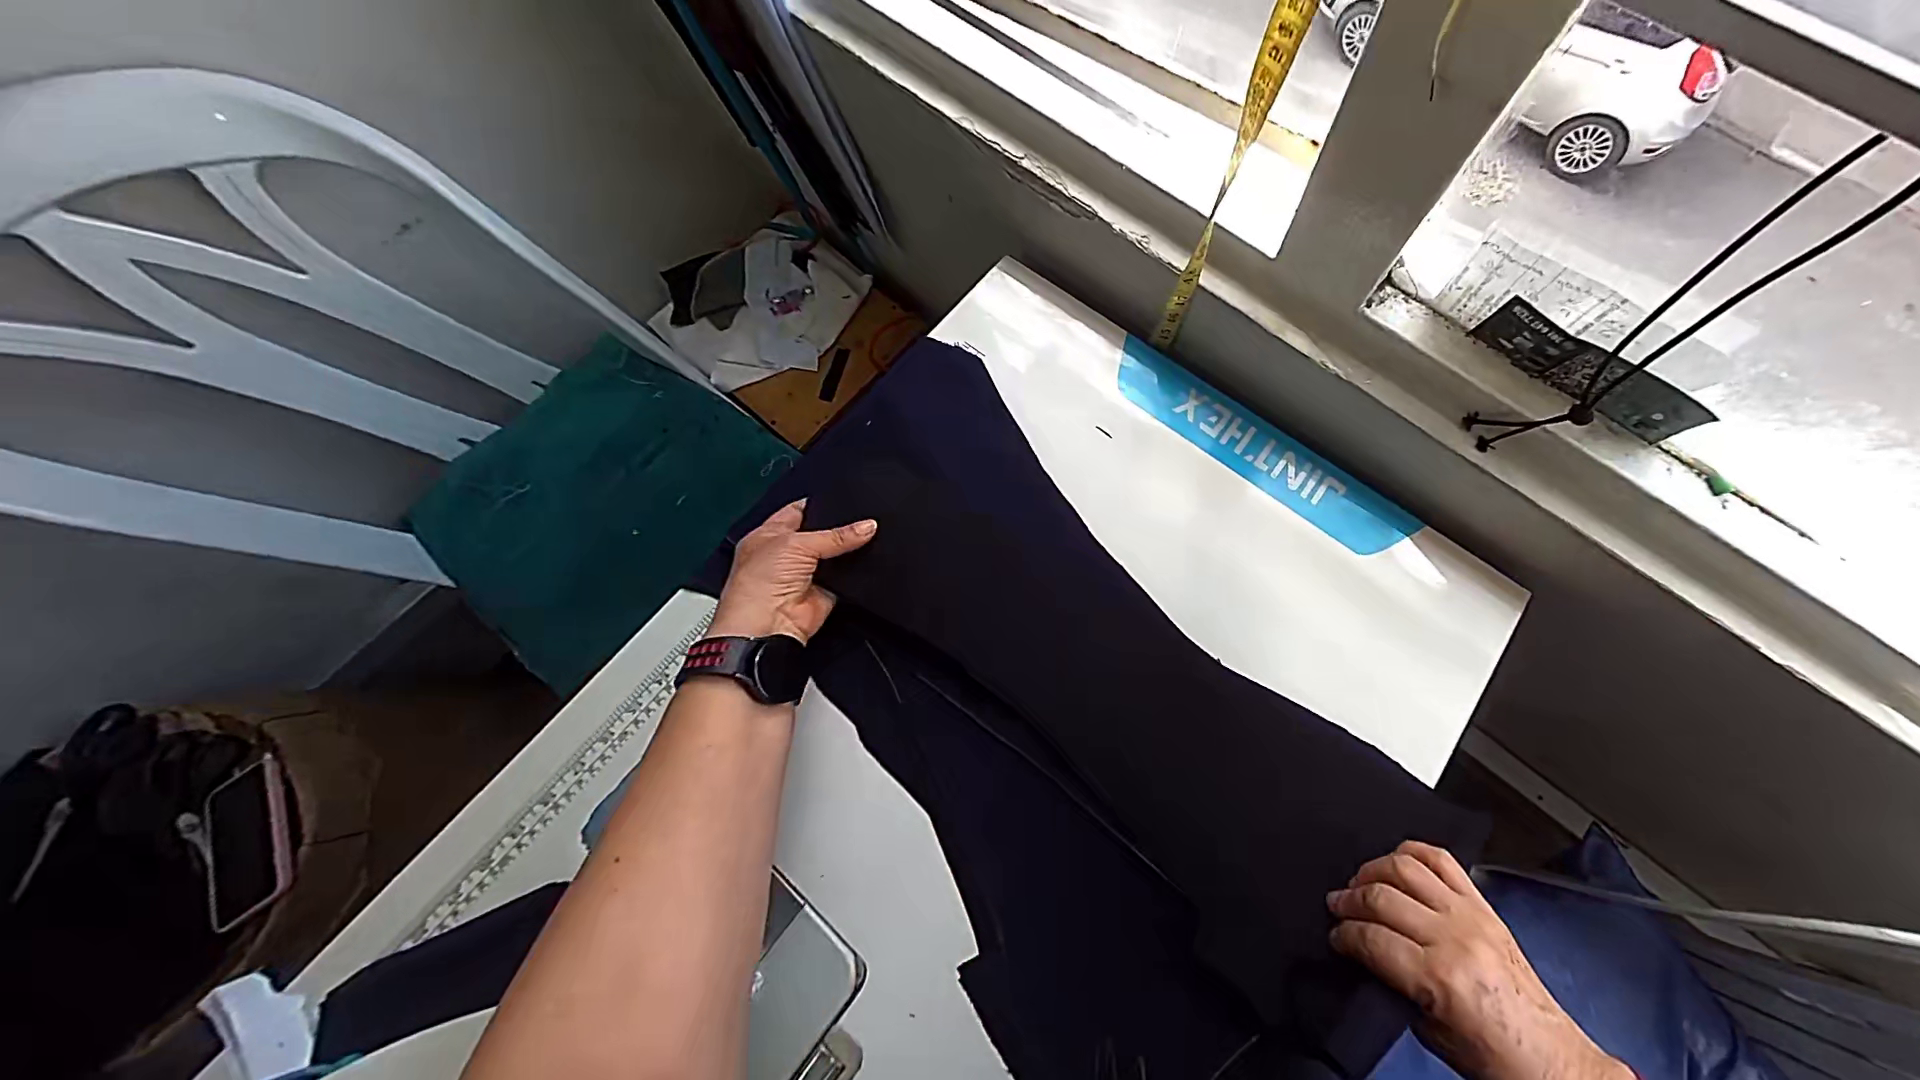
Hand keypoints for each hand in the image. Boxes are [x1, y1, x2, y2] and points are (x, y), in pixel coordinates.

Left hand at [710, 500, 876, 643]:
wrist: (767, 626)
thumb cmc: (757, 584)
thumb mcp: (796, 544)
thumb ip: (834, 535)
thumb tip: (867, 526)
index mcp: (770, 535)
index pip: (799, 511)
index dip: (820, 504)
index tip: (843, 498)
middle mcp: (788, 554)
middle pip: (821, 533)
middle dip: (838, 528)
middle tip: (860, 518)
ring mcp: (807, 574)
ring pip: (836, 555)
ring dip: (848, 551)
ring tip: (866, 537)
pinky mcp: (825, 592)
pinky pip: (846, 578)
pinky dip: (855, 572)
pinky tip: (866, 560)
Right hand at [1328, 841, 1632, 1079]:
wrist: (1553, 1060)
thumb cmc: (1495, 1055)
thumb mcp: (1428, 1030)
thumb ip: (1391, 980)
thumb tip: (1362, 948)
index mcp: (1441, 978)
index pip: (1369, 938)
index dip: (1342, 935)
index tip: (1335, 938)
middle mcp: (1456, 939)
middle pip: (1380, 897)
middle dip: (1347, 901)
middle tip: (1337, 907)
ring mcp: (1472, 917)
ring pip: (1404, 867)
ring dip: (1371, 871)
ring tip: (1360, 884)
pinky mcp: (1485, 906)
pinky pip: (1440, 859)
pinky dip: (1410, 853)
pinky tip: (1394, 865)